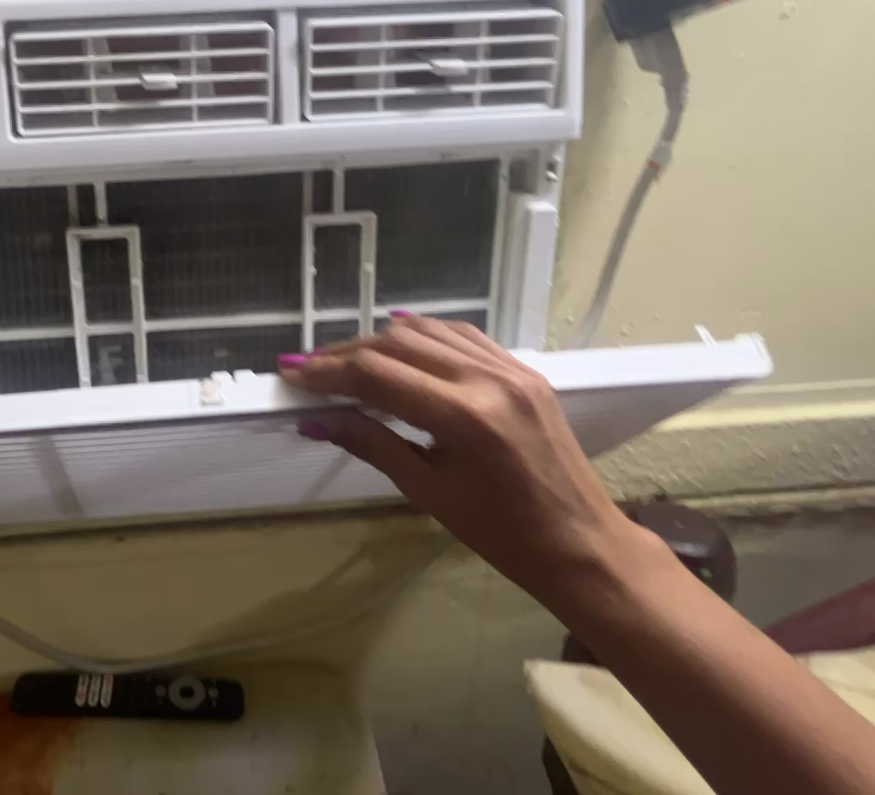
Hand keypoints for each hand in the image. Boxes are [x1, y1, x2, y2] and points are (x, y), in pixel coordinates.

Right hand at [279, 315, 653, 600]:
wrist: (582, 544)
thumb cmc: (502, 534)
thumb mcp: (428, 492)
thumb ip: (370, 444)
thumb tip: (314, 420)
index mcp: (464, 416)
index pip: (376, 375)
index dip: (327, 372)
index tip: (292, 376)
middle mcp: (487, 378)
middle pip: (396, 344)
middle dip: (345, 354)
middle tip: (309, 370)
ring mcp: (510, 368)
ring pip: (426, 330)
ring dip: (378, 340)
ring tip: (344, 360)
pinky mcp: (523, 368)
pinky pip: (460, 335)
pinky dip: (421, 335)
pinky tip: (397, 341)